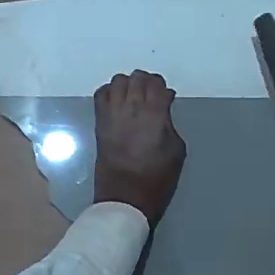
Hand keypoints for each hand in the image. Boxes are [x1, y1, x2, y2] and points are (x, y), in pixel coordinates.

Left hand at [91, 70, 186, 226]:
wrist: (125, 196)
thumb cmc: (157, 177)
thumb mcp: (176, 150)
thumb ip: (169, 123)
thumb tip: (163, 108)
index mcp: (154, 114)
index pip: (156, 85)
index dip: (162, 88)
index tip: (166, 96)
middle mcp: (131, 107)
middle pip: (137, 78)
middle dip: (146, 82)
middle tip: (151, 94)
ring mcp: (112, 112)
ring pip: (118, 81)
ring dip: (128, 84)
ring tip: (134, 96)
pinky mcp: (99, 120)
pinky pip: (101, 94)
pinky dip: (110, 92)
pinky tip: (117, 101)